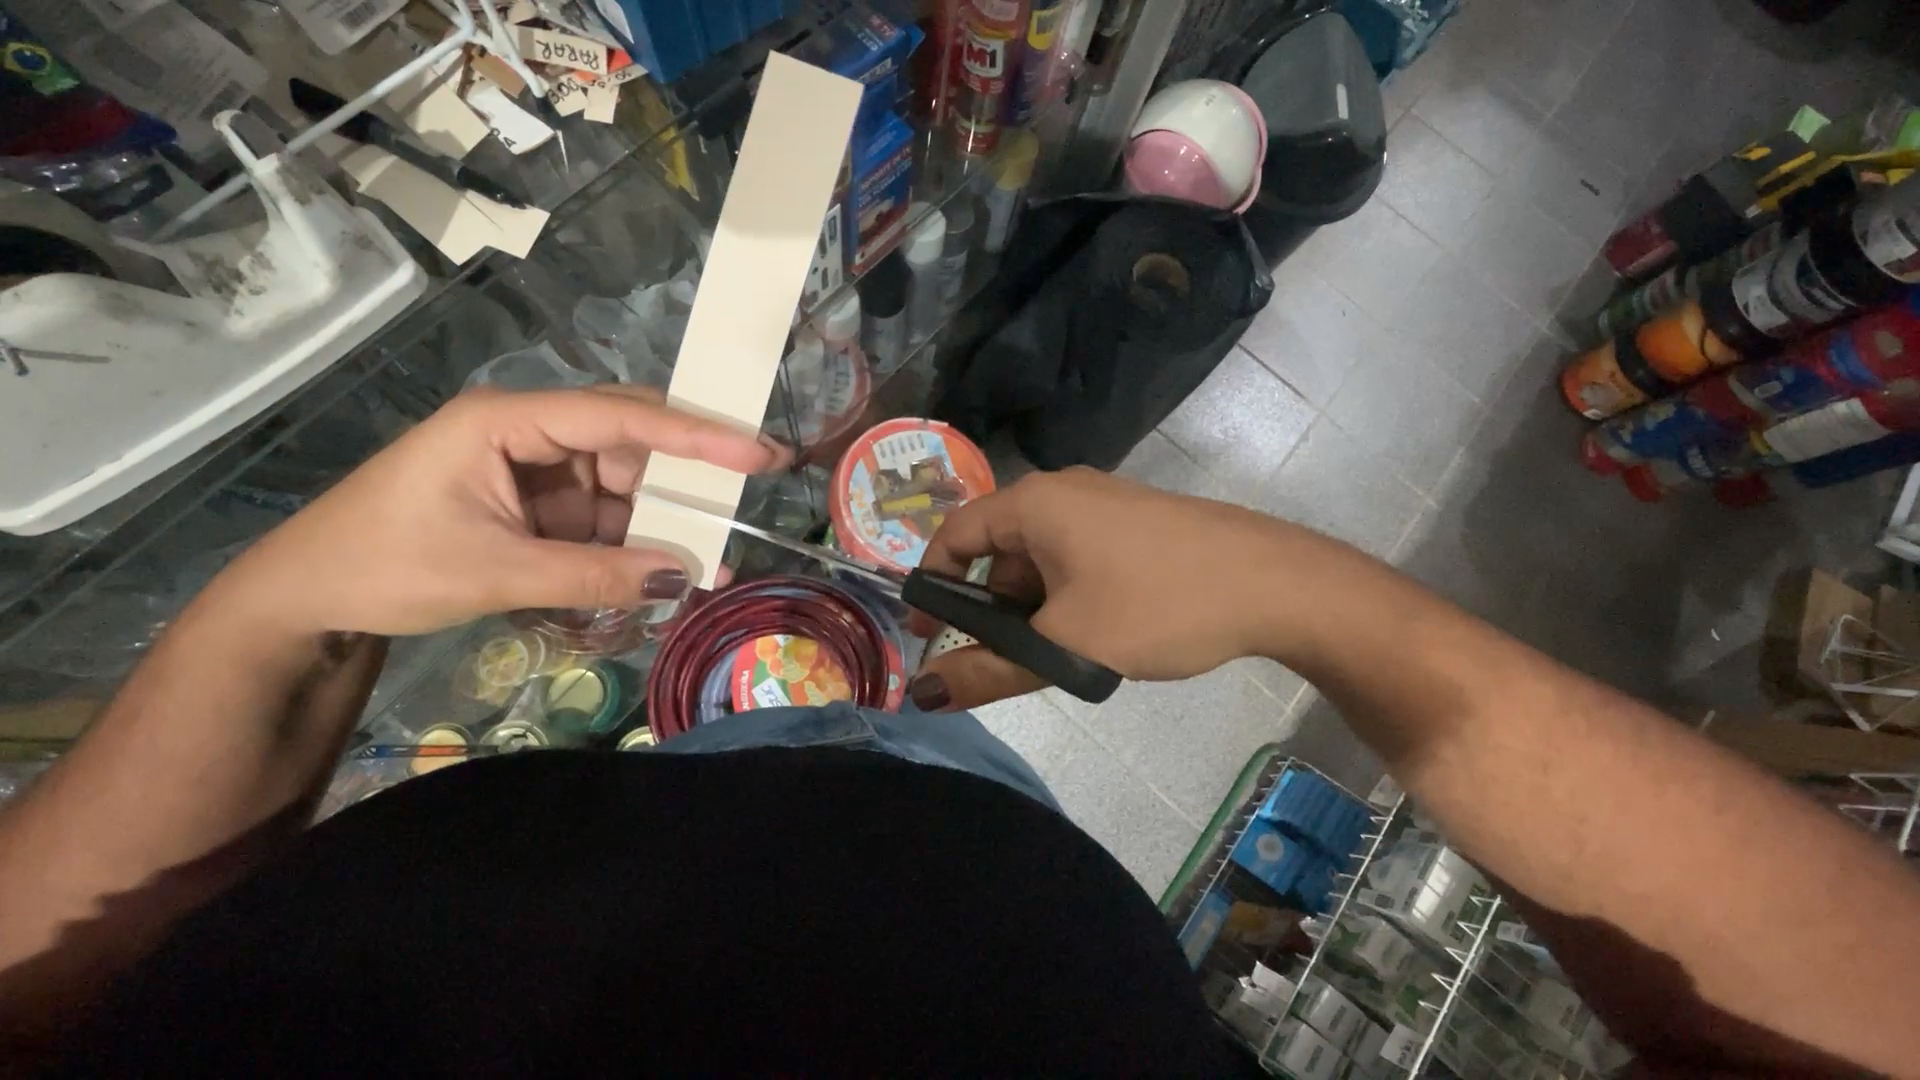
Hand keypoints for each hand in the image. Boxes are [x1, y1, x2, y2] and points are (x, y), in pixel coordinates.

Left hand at [206, 386, 782, 637]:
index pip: (619, 417)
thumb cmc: (384, 567)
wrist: (303, 601)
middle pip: (629, 441)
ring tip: (708, 558)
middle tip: (748, 495)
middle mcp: (528, 432)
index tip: (758, 453)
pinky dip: (632, 543)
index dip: (696, 435)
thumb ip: (594, 575)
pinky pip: (601, 516)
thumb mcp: (495, 572)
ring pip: (622, 483)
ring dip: (662, 521)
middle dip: (687, 476)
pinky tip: (662, 569)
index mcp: (507, 420)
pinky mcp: (533, 504)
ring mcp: (532, 469)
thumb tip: (685, 578)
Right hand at [906, 467, 1311, 710]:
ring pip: (1042, 557)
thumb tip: (923, 696)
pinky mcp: (1138, 523)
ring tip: (1055, 657)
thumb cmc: (1158, 606)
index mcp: (1035, 503)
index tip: (926, 637)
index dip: (931, 586)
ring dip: (1032, 608)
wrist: (1277, 586)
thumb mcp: (1066, 647)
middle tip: (997, 662)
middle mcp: (1064, 491)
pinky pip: (1078, 556)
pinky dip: (1066, 596)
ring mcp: (1106, 504)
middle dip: (988, 608)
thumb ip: (987, 672)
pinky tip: (1094, 635)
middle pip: (998, 548)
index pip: (953, 534)